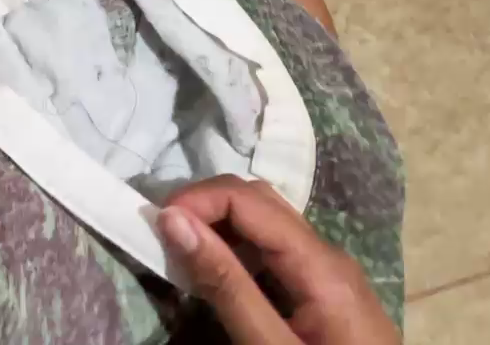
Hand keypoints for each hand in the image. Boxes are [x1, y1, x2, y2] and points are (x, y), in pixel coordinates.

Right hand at [158, 176, 399, 344]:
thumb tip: (170, 217)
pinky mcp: (326, 292)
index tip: (157, 227)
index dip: (196, 200)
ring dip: (217, 223)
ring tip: (186, 252)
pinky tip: (220, 273)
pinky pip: (273, 246)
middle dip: (204, 205)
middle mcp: (330, 255)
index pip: (246, 197)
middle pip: (256, 198)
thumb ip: (224, 284)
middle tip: (166, 236)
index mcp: (322, 266)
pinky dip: (236, 245)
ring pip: (263, 218)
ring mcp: (331, 273)